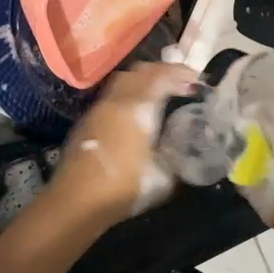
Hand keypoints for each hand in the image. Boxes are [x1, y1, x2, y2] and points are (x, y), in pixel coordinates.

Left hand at [45, 62, 198, 227]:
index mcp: (138, 108)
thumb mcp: (163, 178)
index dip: (182, 74)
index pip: (162, 76)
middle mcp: (117, 100)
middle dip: (163, 72)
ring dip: (143, 79)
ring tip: (158, 94)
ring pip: (123, 79)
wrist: (75, 202)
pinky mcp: (87, 120)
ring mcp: (99, 108)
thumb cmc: (123, 188)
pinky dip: (128, 93)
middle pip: (141, 70)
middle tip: (180, 84)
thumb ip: (177, 157)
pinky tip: (134, 112)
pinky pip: (112, 94)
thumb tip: (185, 147)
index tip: (197, 82)